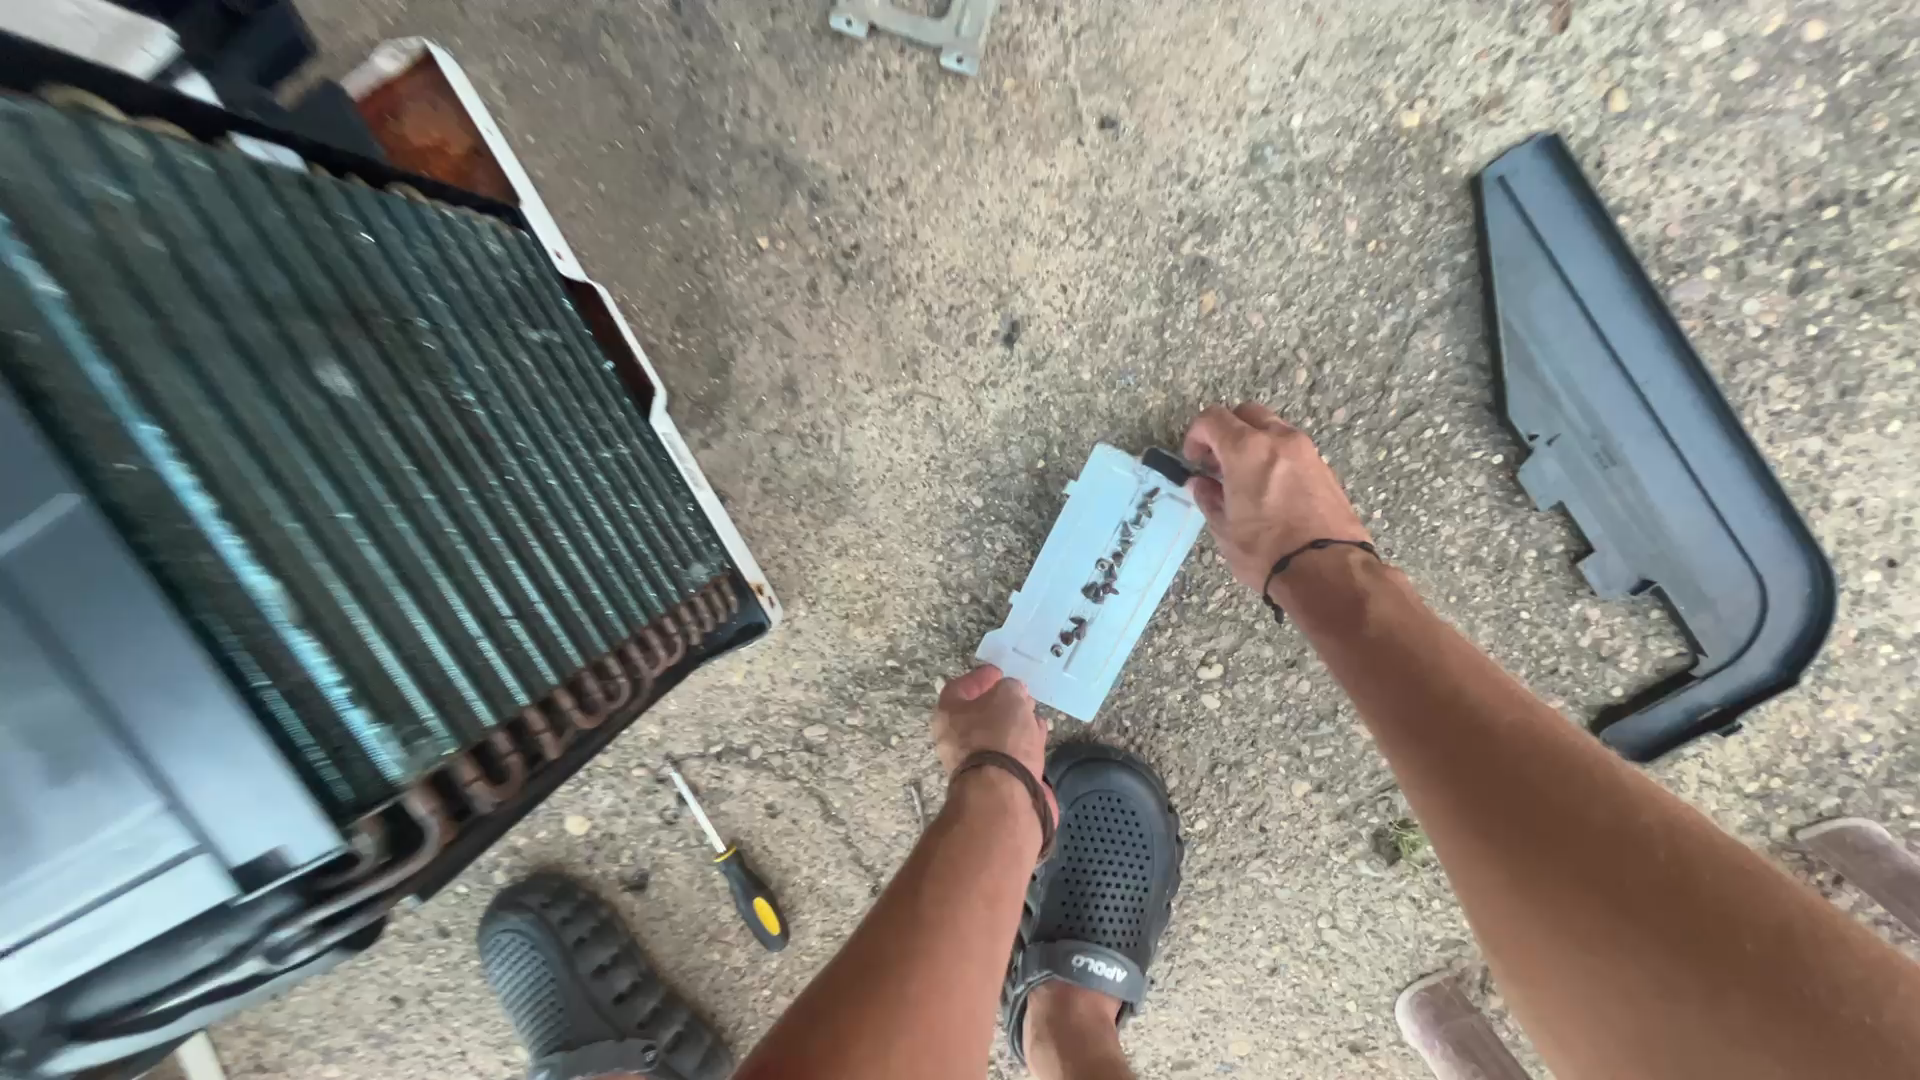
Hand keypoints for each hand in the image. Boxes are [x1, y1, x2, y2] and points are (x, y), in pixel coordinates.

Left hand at [930, 665, 1047, 779]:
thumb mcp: (1008, 696)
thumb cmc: (999, 736)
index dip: (980, 677)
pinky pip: (1009, 755)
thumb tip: (1013, 693)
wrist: (1004, 796)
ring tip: (1034, 715)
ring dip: (1015, 724)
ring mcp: (974, 765)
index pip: (959, 688)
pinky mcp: (995, 783)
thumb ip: (1010, 688)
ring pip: (996, 736)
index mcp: (948, 715)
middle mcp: (954, 740)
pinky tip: (1039, 737)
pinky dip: (1023, 744)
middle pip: (978, 714)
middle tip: (1021, 695)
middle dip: (1002, 703)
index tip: (999, 673)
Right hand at [1182, 403, 1370, 590]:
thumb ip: (1209, 498)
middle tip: (1216, 463)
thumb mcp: (1224, 528)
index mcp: (1246, 449)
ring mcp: (1306, 452)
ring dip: (1253, 442)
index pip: (1212, 419)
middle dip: (1226, 432)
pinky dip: (1275, 457)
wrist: (1327, 570)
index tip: (1193, 460)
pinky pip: (1292, 449)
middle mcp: (1278, 440)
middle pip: (1245, 414)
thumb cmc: (1266, 551)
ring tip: (1243, 478)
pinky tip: (1269, 489)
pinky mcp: (1325, 469)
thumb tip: (1201, 484)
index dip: (1195, 435)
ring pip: (1272, 428)